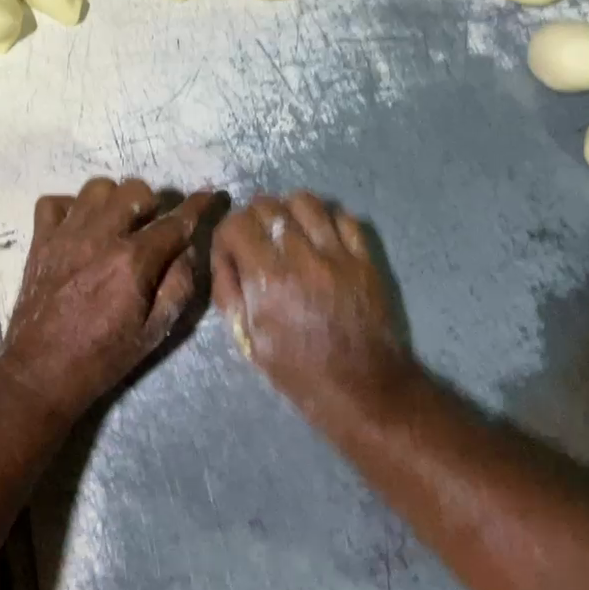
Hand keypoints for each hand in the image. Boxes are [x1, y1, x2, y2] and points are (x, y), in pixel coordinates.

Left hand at [0, 178, 218, 420]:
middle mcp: (99, 237)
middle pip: (135, 190)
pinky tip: (80, 227)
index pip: (175, 221)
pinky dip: (71, 208)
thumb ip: (179, 285)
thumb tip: (188, 249)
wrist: (41, 371)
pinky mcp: (40, 240)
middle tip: (153, 225)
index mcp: (132, 261)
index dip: (197, 206)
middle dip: (153, 203)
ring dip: (114, 200)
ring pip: (97, 188)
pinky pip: (55, 202)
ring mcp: (65, 234)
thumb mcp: (154, 332)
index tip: (209, 195)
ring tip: (117, 223)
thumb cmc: (102, 357)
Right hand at [211, 192, 415, 426]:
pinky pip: (345, 217)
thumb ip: (229, 293)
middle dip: (254, 218)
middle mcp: (302, 257)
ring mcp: (338, 255)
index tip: (231, 250)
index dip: (226, 234)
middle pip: (268, 205)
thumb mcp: (248, 339)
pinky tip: (321, 237)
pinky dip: (327, 220)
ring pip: (307, 201)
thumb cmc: (296, 370)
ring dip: (289, 211)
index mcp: (268, 279)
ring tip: (288, 230)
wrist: (360, 388)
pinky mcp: (364, 259)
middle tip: (256, 239)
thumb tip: (224, 259)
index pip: (236, 224)